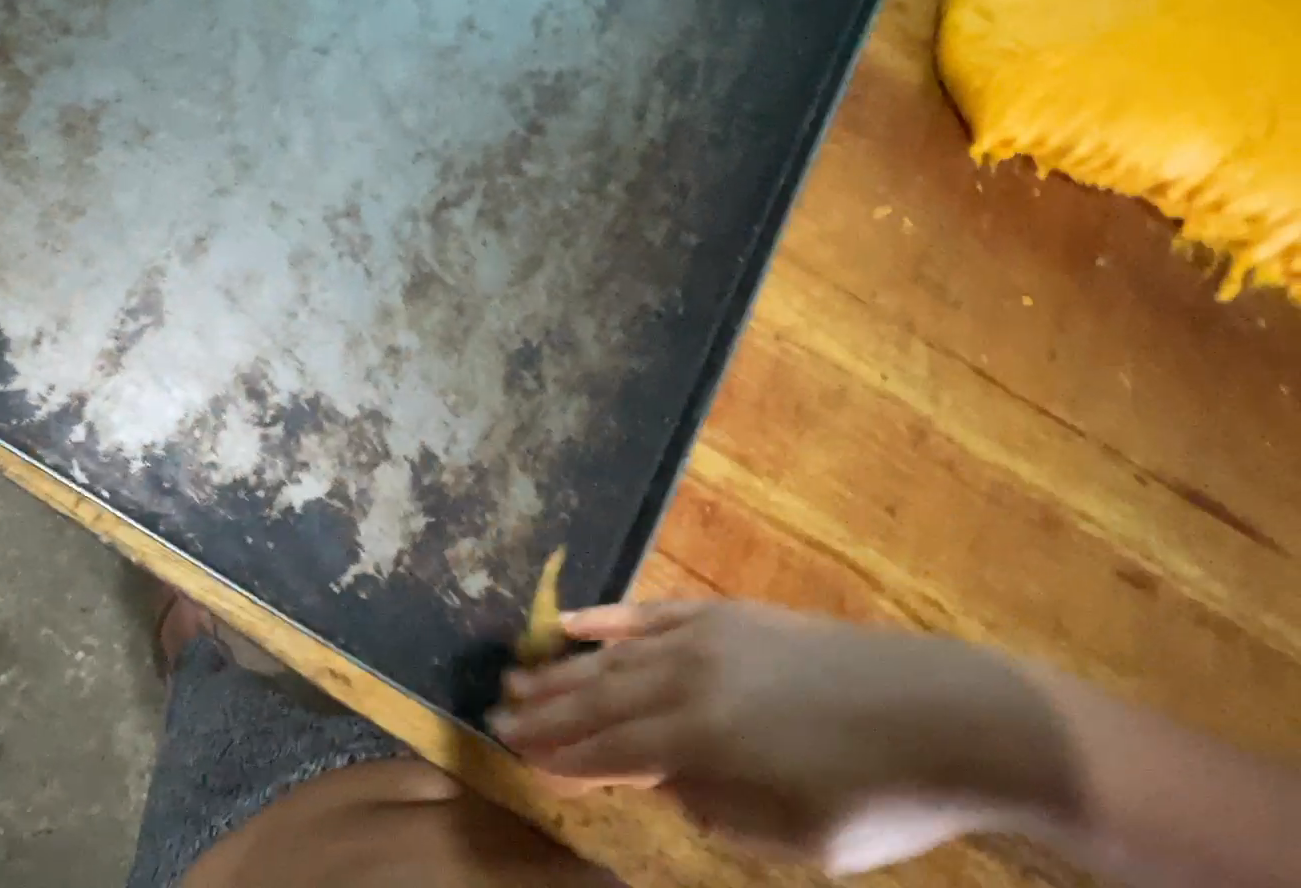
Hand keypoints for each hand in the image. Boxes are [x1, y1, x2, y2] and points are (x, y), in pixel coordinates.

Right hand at [491, 601, 1079, 873]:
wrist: (952, 714)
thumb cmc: (882, 796)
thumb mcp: (797, 837)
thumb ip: (715, 808)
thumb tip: (662, 781)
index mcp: (703, 739)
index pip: (610, 751)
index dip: (562, 759)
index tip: (518, 759)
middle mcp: (688, 679)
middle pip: (600, 700)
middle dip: (546, 714)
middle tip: (498, 718)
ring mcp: (705, 638)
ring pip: (614, 656)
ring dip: (563, 671)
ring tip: (518, 679)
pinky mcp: (727, 615)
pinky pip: (651, 614)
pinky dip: (607, 620)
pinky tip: (572, 622)